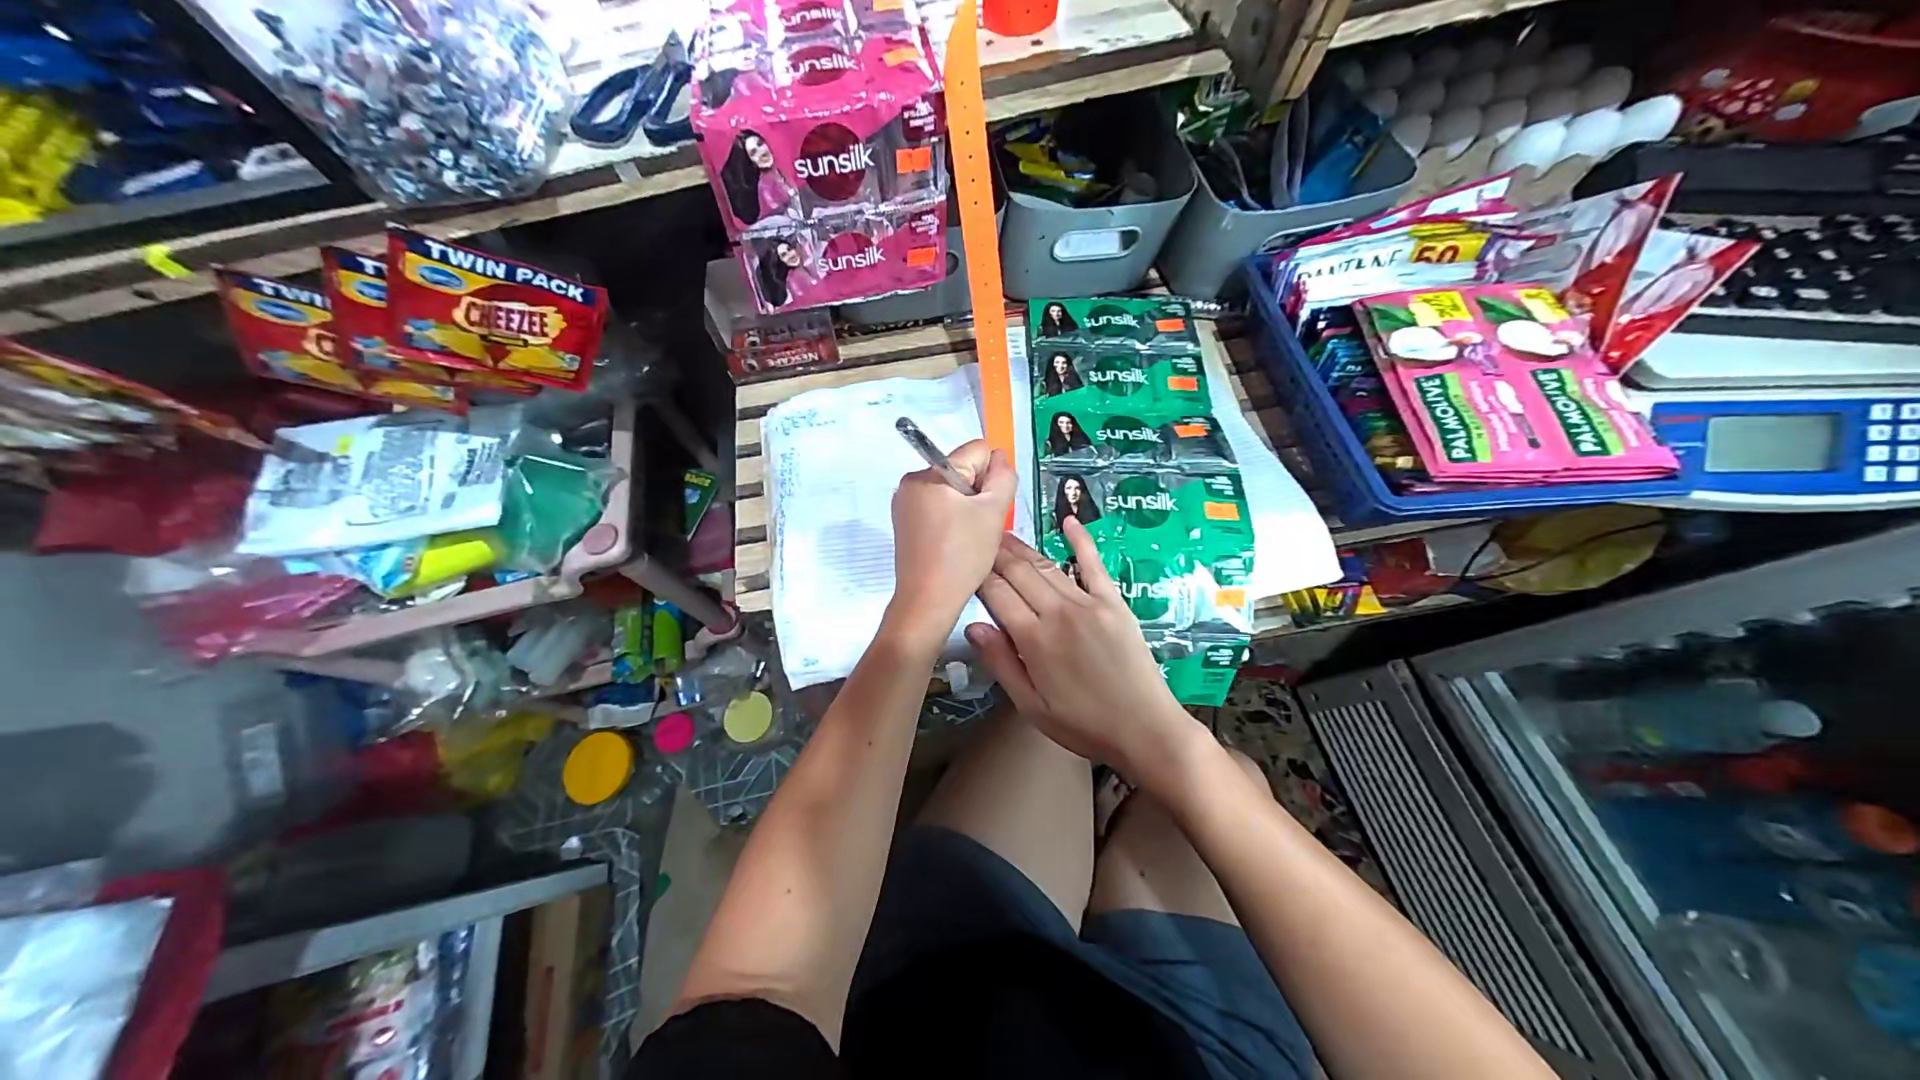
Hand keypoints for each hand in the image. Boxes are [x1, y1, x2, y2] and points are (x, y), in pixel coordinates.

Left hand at [889, 439, 1016, 637]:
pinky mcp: (906, 523)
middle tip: (980, 525)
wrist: (928, 600)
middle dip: (977, 492)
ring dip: (966, 507)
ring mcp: (905, 504)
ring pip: (951, 490)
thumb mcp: (993, 513)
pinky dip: (952, 520)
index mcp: (930, 473)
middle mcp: (911, 482)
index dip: (992, 476)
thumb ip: (1003, 476)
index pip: (975, 451)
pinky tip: (956, 542)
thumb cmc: (961, 556)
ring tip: (968, 536)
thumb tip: (998, 457)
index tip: (988, 506)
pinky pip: (938, 508)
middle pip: (961, 469)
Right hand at [966, 519, 1204, 784]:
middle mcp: (1059, 612)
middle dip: (996, 553)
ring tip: (1004, 533)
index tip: (963, 561)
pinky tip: (1069, 521)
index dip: (978, 574)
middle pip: (1019, 573)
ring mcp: (1089, 603)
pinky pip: (1093, 565)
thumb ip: (1001, 662)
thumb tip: (973, 624)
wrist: (1145, 729)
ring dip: (1024, 548)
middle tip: (979, 536)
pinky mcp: (1114, 603)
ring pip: (1047, 566)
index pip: (997, 593)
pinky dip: (1081, 541)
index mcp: (1034, 639)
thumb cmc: (1083, 725)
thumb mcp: (1031, 706)